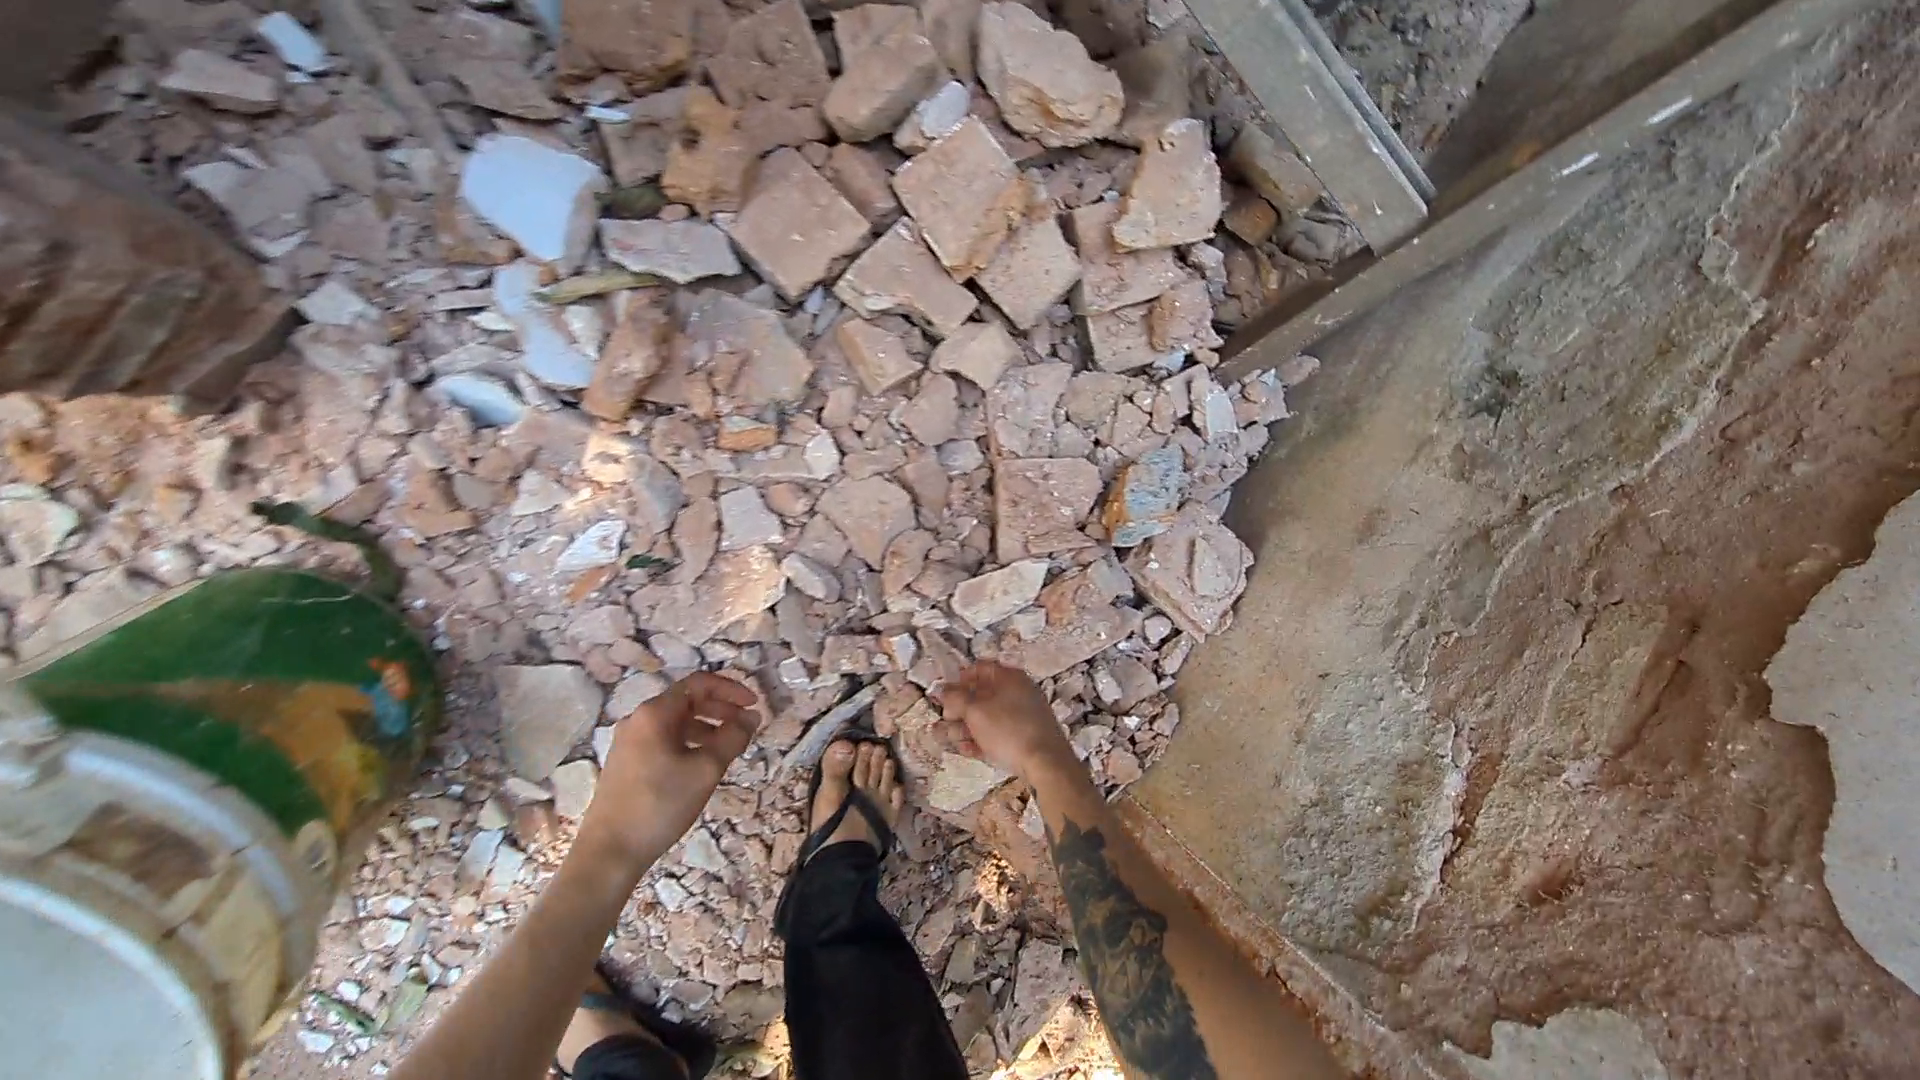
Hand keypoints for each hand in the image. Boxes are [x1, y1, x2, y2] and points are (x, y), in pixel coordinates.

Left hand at [578, 673, 760, 869]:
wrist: (609, 852)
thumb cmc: (660, 804)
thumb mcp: (706, 770)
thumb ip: (732, 738)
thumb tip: (751, 717)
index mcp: (654, 713)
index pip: (698, 684)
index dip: (730, 689)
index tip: (753, 705)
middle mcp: (638, 720)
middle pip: (686, 701)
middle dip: (721, 709)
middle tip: (746, 726)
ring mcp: (629, 742)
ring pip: (675, 723)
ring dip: (707, 728)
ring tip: (729, 748)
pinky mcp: (626, 763)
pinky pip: (664, 740)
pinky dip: (689, 743)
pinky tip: (701, 766)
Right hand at [940, 661, 1076, 779]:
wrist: (1046, 763)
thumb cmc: (1008, 729)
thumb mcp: (975, 710)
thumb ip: (955, 697)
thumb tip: (941, 689)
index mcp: (1009, 677)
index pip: (980, 668)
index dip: (959, 679)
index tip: (944, 695)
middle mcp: (1017, 693)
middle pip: (980, 696)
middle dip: (958, 711)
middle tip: (944, 724)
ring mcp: (1022, 716)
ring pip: (987, 718)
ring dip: (965, 729)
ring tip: (951, 741)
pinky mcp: (1024, 738)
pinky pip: (998, 734)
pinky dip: (981, 740)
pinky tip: (968, 751)